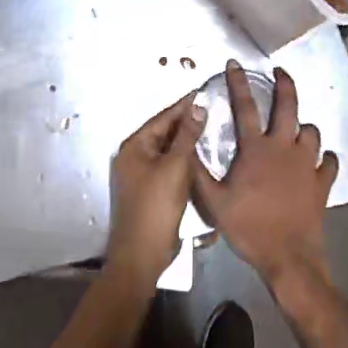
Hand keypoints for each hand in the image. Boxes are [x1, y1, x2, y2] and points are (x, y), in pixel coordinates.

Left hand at [105, 92, 206, 282]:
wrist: (142, 255)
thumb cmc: (156, 206)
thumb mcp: (175, 167)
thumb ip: (187, 136)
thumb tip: (197, 106)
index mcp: (134, 146)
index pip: (162, 118)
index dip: (184, 106)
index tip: (204, 93)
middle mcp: (134, 156)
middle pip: (164, 133)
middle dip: (187, 123)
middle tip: (214, 111)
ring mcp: (141, 175)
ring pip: (168, 151)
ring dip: (187, 143)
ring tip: (213, 131)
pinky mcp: (151, 191)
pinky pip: (169, 167)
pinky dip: (184, 161)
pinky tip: (204, 159)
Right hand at [192, 60, 337, 290]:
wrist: (289, 258)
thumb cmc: (249, 227)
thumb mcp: (214, 202)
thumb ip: (198, 172)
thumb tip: (186, 146)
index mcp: (256, 149)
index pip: (244, 107)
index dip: (238, 83)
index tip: (235, 64)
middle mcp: (284, 148)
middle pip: (288, 106)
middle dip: (285, 84)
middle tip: (281, 72)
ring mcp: (307, 164)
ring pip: (311, 132)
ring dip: (304, 127)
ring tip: (298, 128)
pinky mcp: (323, 183)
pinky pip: (330, 162)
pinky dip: (326, 158)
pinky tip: (322, 161)